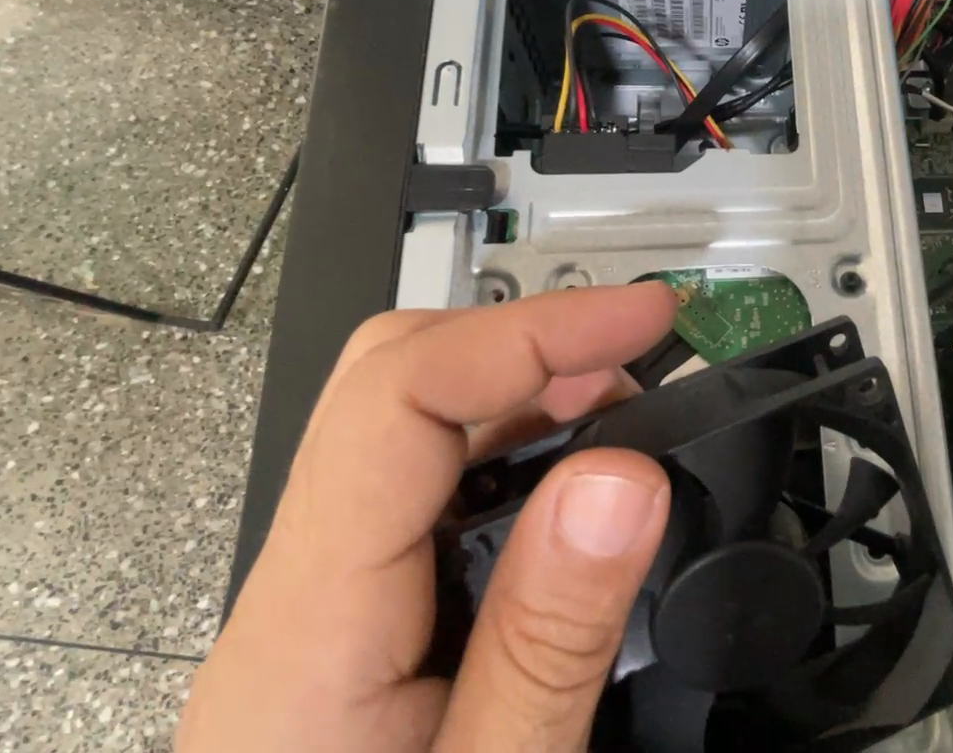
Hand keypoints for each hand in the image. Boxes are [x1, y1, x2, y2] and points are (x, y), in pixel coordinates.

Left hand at [178, 282, 679, 750]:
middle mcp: (305, 586)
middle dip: (532, 341)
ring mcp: (336, 593)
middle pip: (394, 380)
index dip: (535, 331)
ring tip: (637, 409)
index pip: (401, 397)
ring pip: (426, 420)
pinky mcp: (375, 610)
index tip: (646, 316)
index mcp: (308, 627)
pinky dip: (533, 449)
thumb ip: (552, 636)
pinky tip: (593, 483)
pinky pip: (447, 482)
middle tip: (642, 349)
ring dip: (540, 389)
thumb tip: (622, 476)